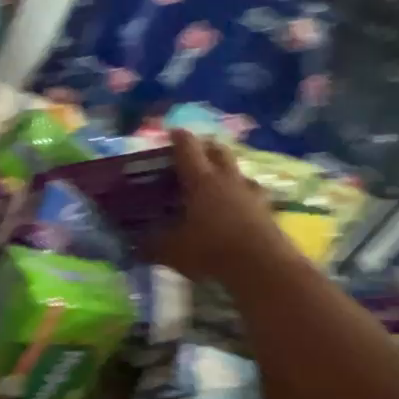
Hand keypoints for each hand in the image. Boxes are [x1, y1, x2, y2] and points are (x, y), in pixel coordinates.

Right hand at [149, 129, 292, 284]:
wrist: (261, 266)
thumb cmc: (209, 250)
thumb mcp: (169, 250)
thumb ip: (150, 244)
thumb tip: (132, 244)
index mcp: (200, 181)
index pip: (187, 149)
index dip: (178, 138)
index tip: (172, 131)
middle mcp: (227, 179)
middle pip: (218, 150)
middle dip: (206, 147)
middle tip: (195, 153)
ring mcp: (250, 192)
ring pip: (237, 170)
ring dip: (226, 170)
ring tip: (216, 180)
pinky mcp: (266, 208)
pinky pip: (252, 192)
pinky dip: (241, 193)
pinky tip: (237, 204)